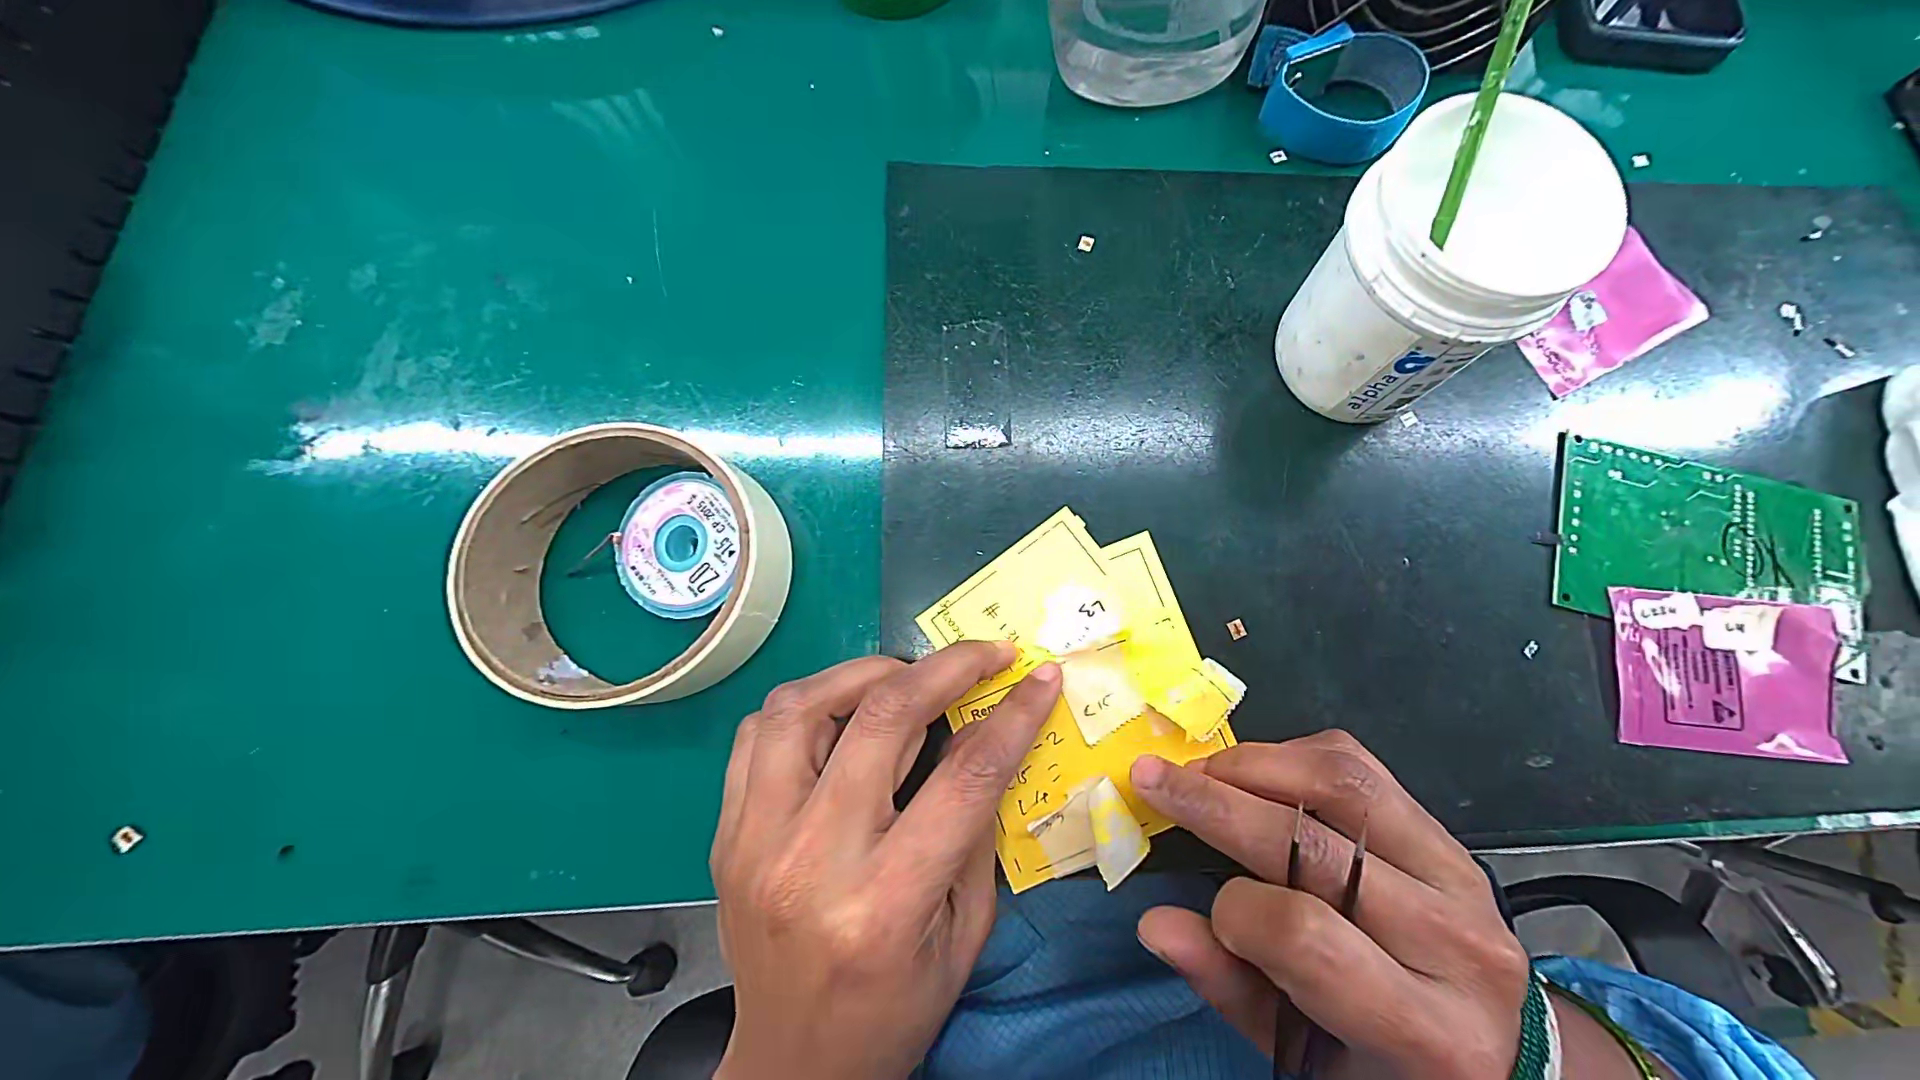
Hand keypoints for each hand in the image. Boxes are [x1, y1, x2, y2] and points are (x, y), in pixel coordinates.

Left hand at [710, 642, 1061, 1079]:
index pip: (964, 778)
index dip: (1012, 717)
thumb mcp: (963, 932)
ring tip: (908, 672)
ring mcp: (757, 838)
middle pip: (884, 720)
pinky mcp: (727, 830)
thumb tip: (985, 738)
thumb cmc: (892, 1007)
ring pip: (803, 706)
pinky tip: (844, 707)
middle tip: (983, 653)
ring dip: (866, 671)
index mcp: (886, 902)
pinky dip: (808, 701)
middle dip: (947, 668)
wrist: (790, 1062)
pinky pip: (759, 731)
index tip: (1038, 679)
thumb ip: (974, 830)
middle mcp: (813, 859)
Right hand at [1130, 731, 1528, 1079]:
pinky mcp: (1445, 831)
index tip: (1210, 910)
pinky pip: (1358, 764)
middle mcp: (1454, 943)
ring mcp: (1458, 873)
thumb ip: (1230, 988)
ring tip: (1199, 774)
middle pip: (1312, 844)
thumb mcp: (1308, 1057)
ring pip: (1340, 781)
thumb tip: (1154, 923)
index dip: (1235, 912)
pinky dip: (1291, 754)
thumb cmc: (1385, 1065)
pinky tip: (1257, 774)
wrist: (1500, 1051)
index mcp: (1423, 1029)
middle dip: (1213, 803)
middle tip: (1150, 779)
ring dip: (1251, 764)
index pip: (1304, 934)